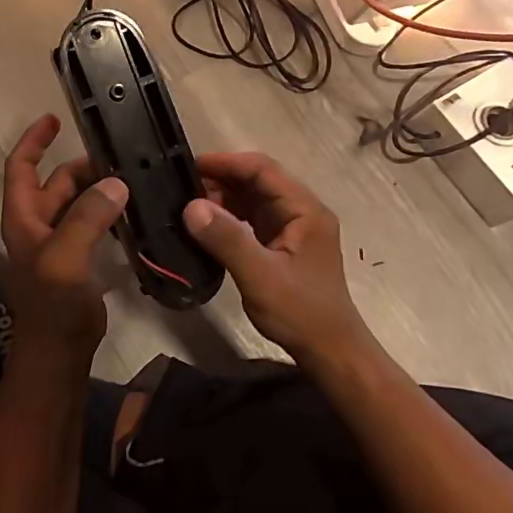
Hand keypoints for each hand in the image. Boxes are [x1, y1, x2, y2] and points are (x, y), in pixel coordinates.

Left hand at [0, 115, 130, 365]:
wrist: (59, 350)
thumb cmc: (52, 305)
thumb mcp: (64, 258)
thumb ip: (86, 219)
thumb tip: (116, 184)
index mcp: (24, 218)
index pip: (21, 168)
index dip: (33, 141)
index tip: (54, 118)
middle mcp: (38, 226)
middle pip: (57, 182)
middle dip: (83, 167)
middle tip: (120, 158)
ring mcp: (59, 244)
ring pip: (78, 203)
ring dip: (99, 189)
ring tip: (132, 179)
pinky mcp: (79, 260)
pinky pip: (94, 225)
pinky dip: (109, 213)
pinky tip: (132, 211)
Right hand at [183, 153, 372, 364]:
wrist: (329, 350)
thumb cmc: (300, 312)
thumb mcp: (261, 276)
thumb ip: (227, 240)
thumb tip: (191, 207)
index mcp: (305, 210)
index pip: (264, 170)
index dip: (227, 163)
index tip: (191, 166)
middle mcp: (301, 212)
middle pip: (259, 182)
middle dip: (222, 180)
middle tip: (183, 188)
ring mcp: (292, 229)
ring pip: (254, 200)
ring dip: (224, 199)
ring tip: (189, 205)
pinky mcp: (282, 246)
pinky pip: (253, 220)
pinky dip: (230, 218)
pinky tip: (207, 227)